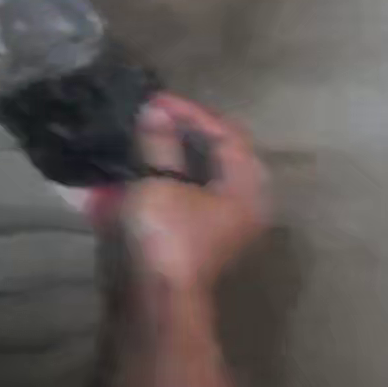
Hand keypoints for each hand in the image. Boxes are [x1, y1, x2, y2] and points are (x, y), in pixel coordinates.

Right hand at [121, 94, 268, 301]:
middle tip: (151, 110)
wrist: (158, 288)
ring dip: (174, 147)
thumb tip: (156, 109)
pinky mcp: (193, 226)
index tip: (154, 98)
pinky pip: (183, 184)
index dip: (193, 113)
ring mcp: (218, 217)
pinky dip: (164, 166)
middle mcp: (241, 202)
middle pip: (221, 154)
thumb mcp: (159, 182)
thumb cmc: (167, 232)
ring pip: (202, 169)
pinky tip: (140, 160)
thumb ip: (160, 145)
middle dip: (186, 128)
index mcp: (247, 190)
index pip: (228, 138)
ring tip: (142, 129)